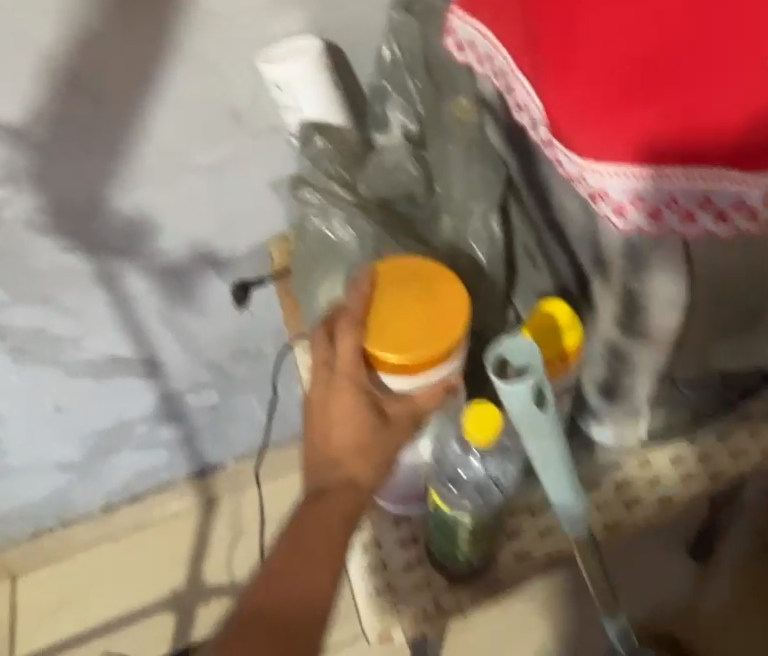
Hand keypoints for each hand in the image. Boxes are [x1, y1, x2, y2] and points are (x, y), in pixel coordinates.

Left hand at [301, 271, 459, 509]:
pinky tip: (352, 366)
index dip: (357, 296)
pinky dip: (332, 352)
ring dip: (333, 330)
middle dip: (340, 309)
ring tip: (358, 326)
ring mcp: (312, 392)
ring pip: (316, 347)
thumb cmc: (366, 456)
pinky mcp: (311, 406)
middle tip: (363, 300)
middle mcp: (322, 376)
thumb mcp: (402, 425)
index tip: (366, 272)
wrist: (330, 496)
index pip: (347, 324)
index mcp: (343, 375)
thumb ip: (429, 399)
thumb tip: (456, 378)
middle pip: (323, 330)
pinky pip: (319, 366)